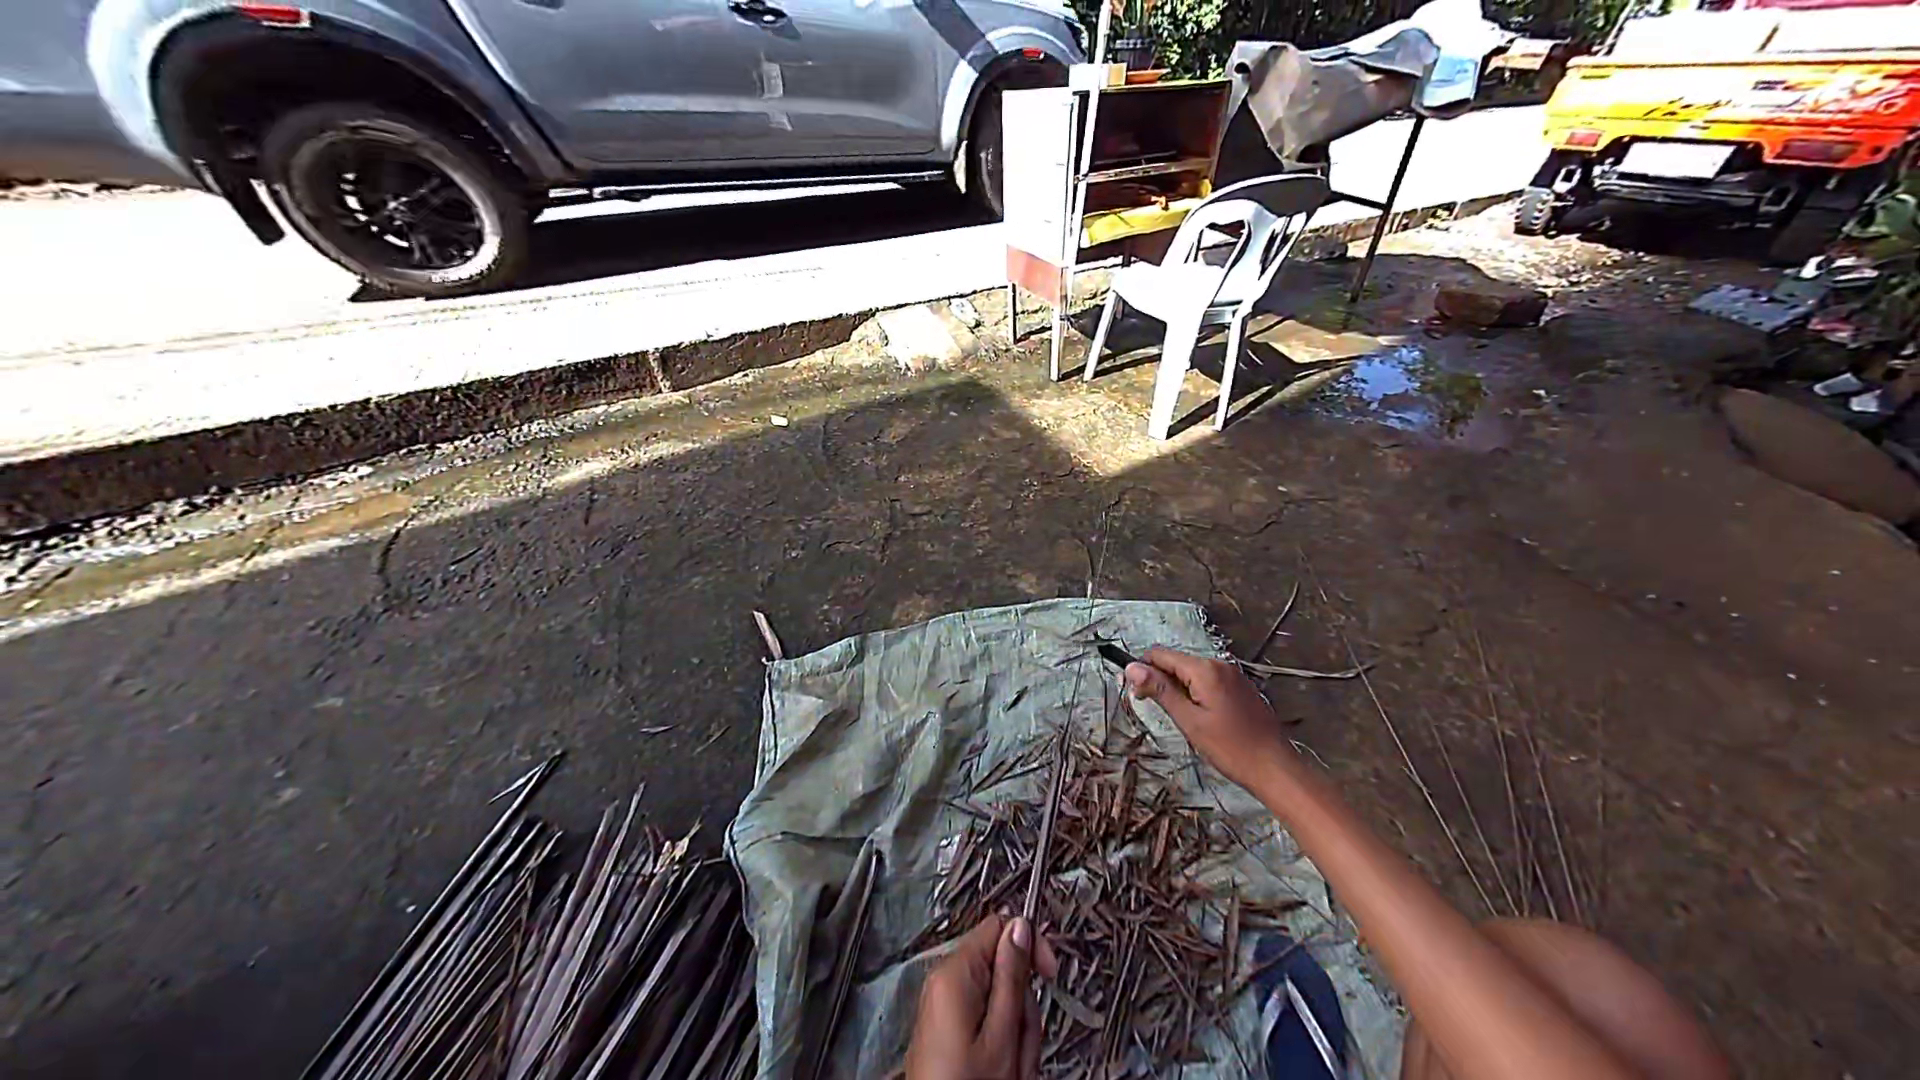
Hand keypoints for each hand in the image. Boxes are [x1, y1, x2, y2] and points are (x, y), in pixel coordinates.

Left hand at [905, 914, 1058, 1079]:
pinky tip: (1003, 1069)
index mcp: (954, 973)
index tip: (1049, 971)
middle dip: (1022, 1005)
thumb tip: (1020, 926)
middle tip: (1022, 1042)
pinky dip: (1002, 1044)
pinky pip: (986, 1020)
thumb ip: (1012, 975)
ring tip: (1012, 1064)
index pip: (998, 926)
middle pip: (1002, 967)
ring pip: (999, 999)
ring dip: (1015, 1032)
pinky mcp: (948, 1029)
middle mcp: (944, 982)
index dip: (1029, 943)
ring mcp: (945, 1006)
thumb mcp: (1002, 1035)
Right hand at [1124, 646, 1294, 789]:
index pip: (1160, 654)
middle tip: (1162, 713)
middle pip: (1176, 662)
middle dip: (1161, 681)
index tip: (1138, 695)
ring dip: (1179, 689)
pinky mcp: (1241, 688)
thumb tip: (1131, 667)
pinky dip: (1196, 693)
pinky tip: (1202, 718)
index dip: (1143, 671)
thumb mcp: (1188, 720)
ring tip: (1184, 719)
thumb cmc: (1230, 747)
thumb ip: (1159, 690)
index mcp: (1205, 669)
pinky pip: (1208, 681)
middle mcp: (1219, 664)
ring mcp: (1233, 675)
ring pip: (1191, 673)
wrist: (1276, 768)